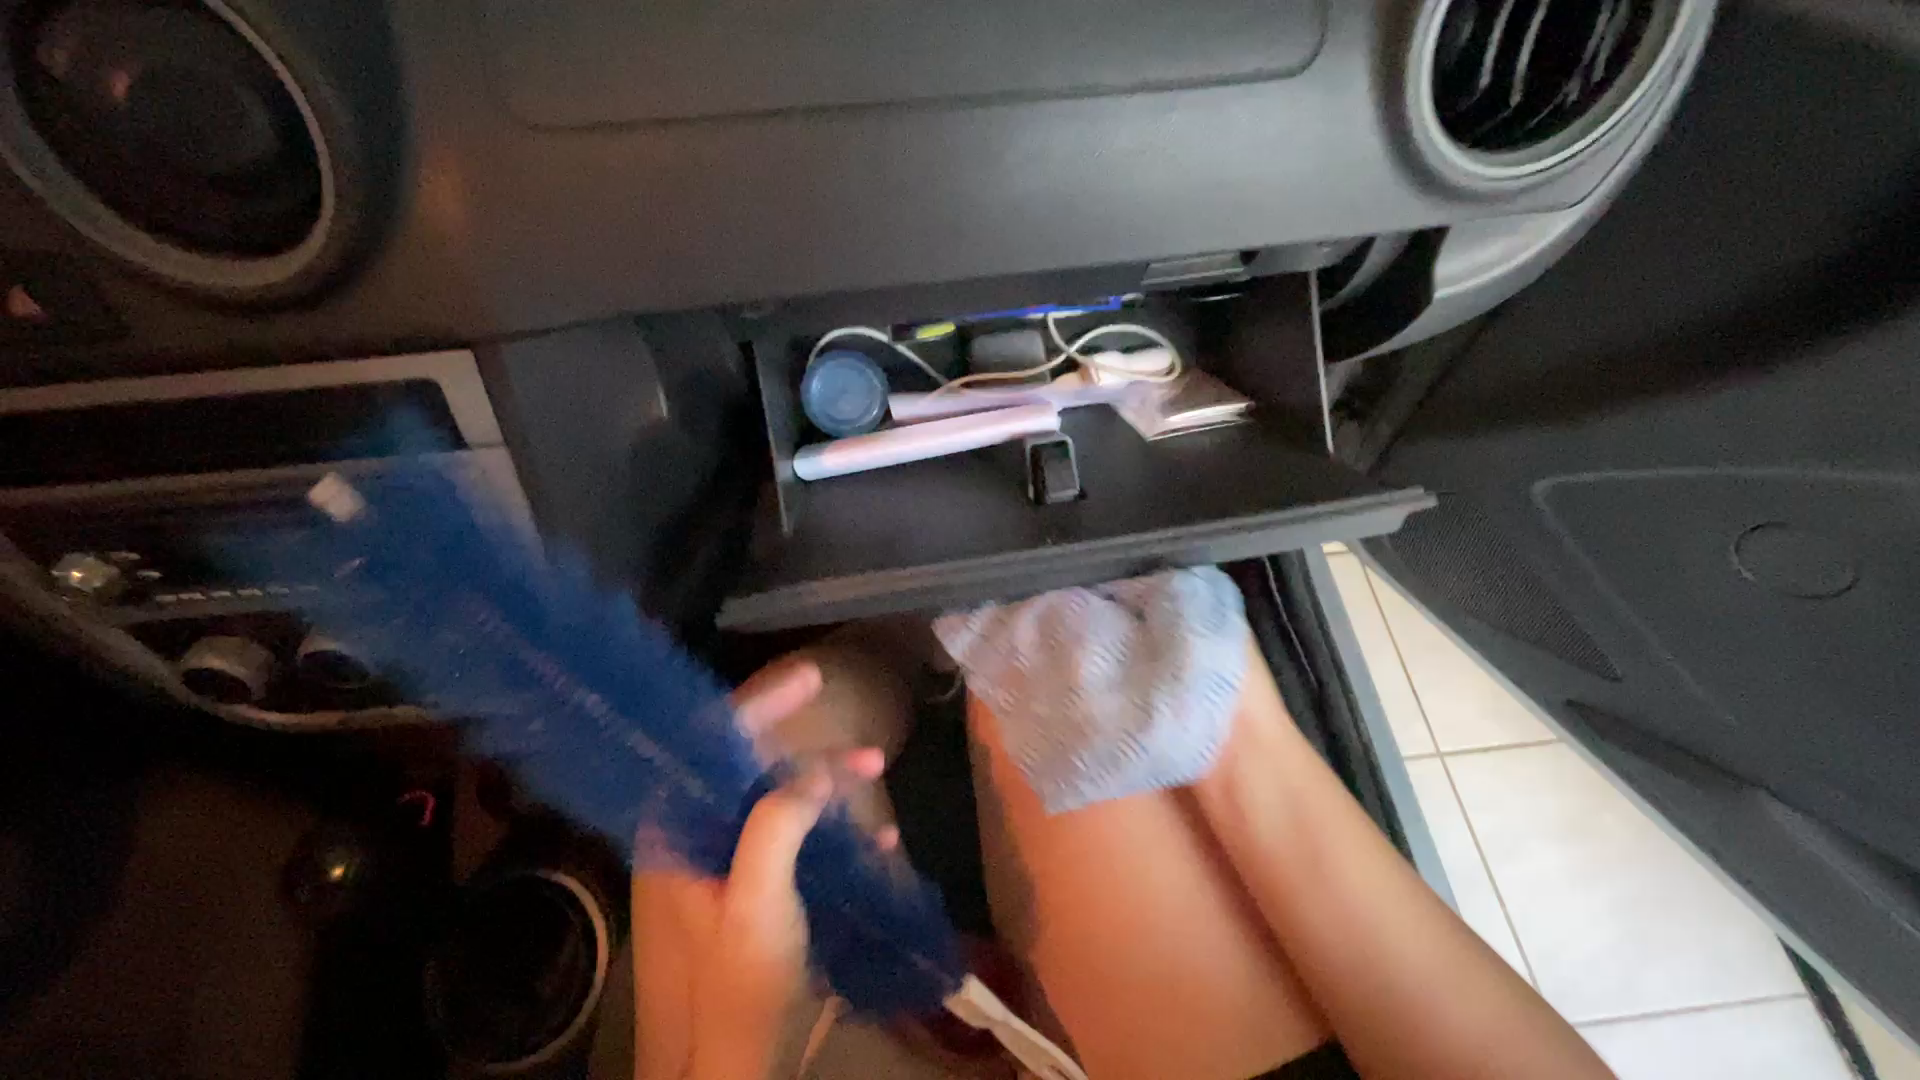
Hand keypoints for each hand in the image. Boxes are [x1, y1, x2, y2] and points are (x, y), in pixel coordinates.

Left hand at [632, 660, 885, 1079]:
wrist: (729, 1069)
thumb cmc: (738, 985)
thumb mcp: (758, 901)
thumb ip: (778, 825)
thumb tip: (814, 773)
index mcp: (677, 831)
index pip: (713, 744)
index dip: (762, 704)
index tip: (811, 678)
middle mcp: (691, 838)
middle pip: (750, 769)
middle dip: (811, 755)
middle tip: (866, 750)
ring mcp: (718, 866)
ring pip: (776, 802)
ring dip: (829, 792)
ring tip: (878, 784)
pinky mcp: (745, 891)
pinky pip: (788, 841)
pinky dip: (829, 833)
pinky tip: (875, 840)